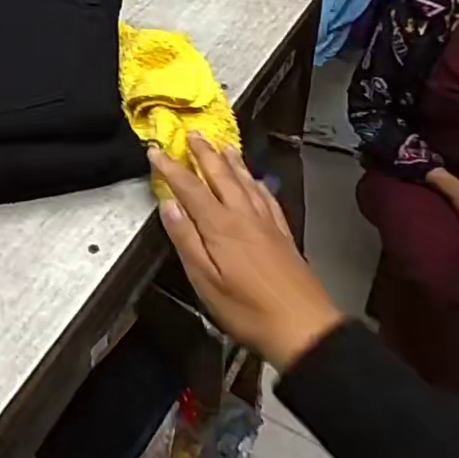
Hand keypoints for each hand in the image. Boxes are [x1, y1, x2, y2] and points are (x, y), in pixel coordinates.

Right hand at [148, 134, 345, 370]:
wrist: (303, 324)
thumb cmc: (247, 309)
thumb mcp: (206, 281)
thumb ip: (186, 239)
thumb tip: (168, 205)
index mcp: (221, 226)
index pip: (190, 188)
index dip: (171, 168)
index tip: (155, 151)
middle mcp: (244, 215)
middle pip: (220, 175)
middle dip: (203, 153)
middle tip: (192, 133)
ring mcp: (266, 221)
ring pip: (245, 180)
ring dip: (230, 160)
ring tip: (222, 144)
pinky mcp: (282, 231)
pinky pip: (265, 195)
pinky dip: (255, 180)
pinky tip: (254, 179)